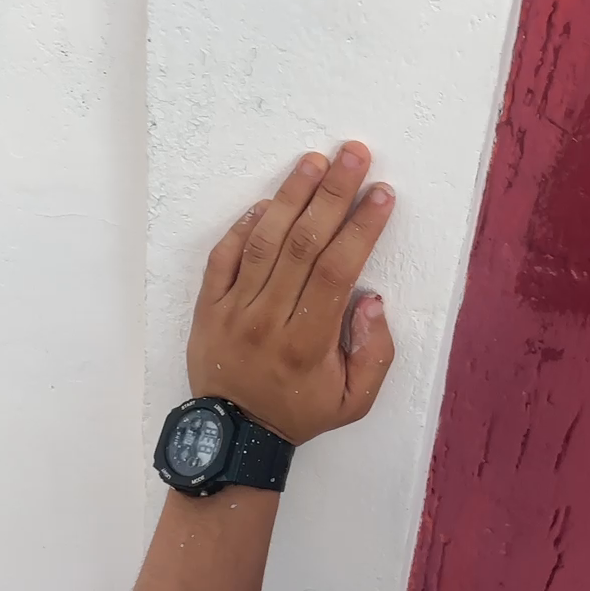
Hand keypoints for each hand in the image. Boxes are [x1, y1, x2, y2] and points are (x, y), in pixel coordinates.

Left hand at [187, 142, 397, 444]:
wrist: (235, 436)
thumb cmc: (300, 412)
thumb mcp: (354, 401)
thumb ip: (374, 353)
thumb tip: (372, 299)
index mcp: (308, 342)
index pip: (338, 270)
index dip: (362, 227)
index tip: (381, 193)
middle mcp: (269, 319)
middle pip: (304, 244)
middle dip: (333, 193)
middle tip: (354, 154)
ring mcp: (234, 309)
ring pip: (265, 242)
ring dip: (291, 196)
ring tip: (314, 160)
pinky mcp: (208, 306)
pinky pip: (223, 257)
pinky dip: (244, 226)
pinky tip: (269, 200)